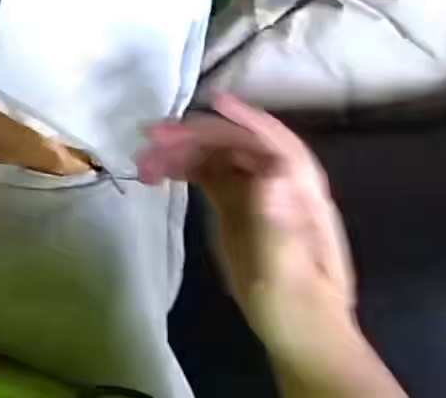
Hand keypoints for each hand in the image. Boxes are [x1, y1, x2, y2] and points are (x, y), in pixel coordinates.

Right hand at [138, 95, 358, 371]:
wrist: (299, 342)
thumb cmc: (299, 313)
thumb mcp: (288, 275)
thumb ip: (278, 225)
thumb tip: (273, 173)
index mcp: (302, 197)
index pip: (276, 145)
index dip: (248, 119)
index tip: (215, 101)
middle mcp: (278, 185)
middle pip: (235, 146)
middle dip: (195, 135)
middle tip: (152, 136)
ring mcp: (255, 193)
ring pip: (214, 156)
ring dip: (179, 150)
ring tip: (143, 160)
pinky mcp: (234, 204)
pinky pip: (204, 173)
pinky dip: (180, 166)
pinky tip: (155, 172)